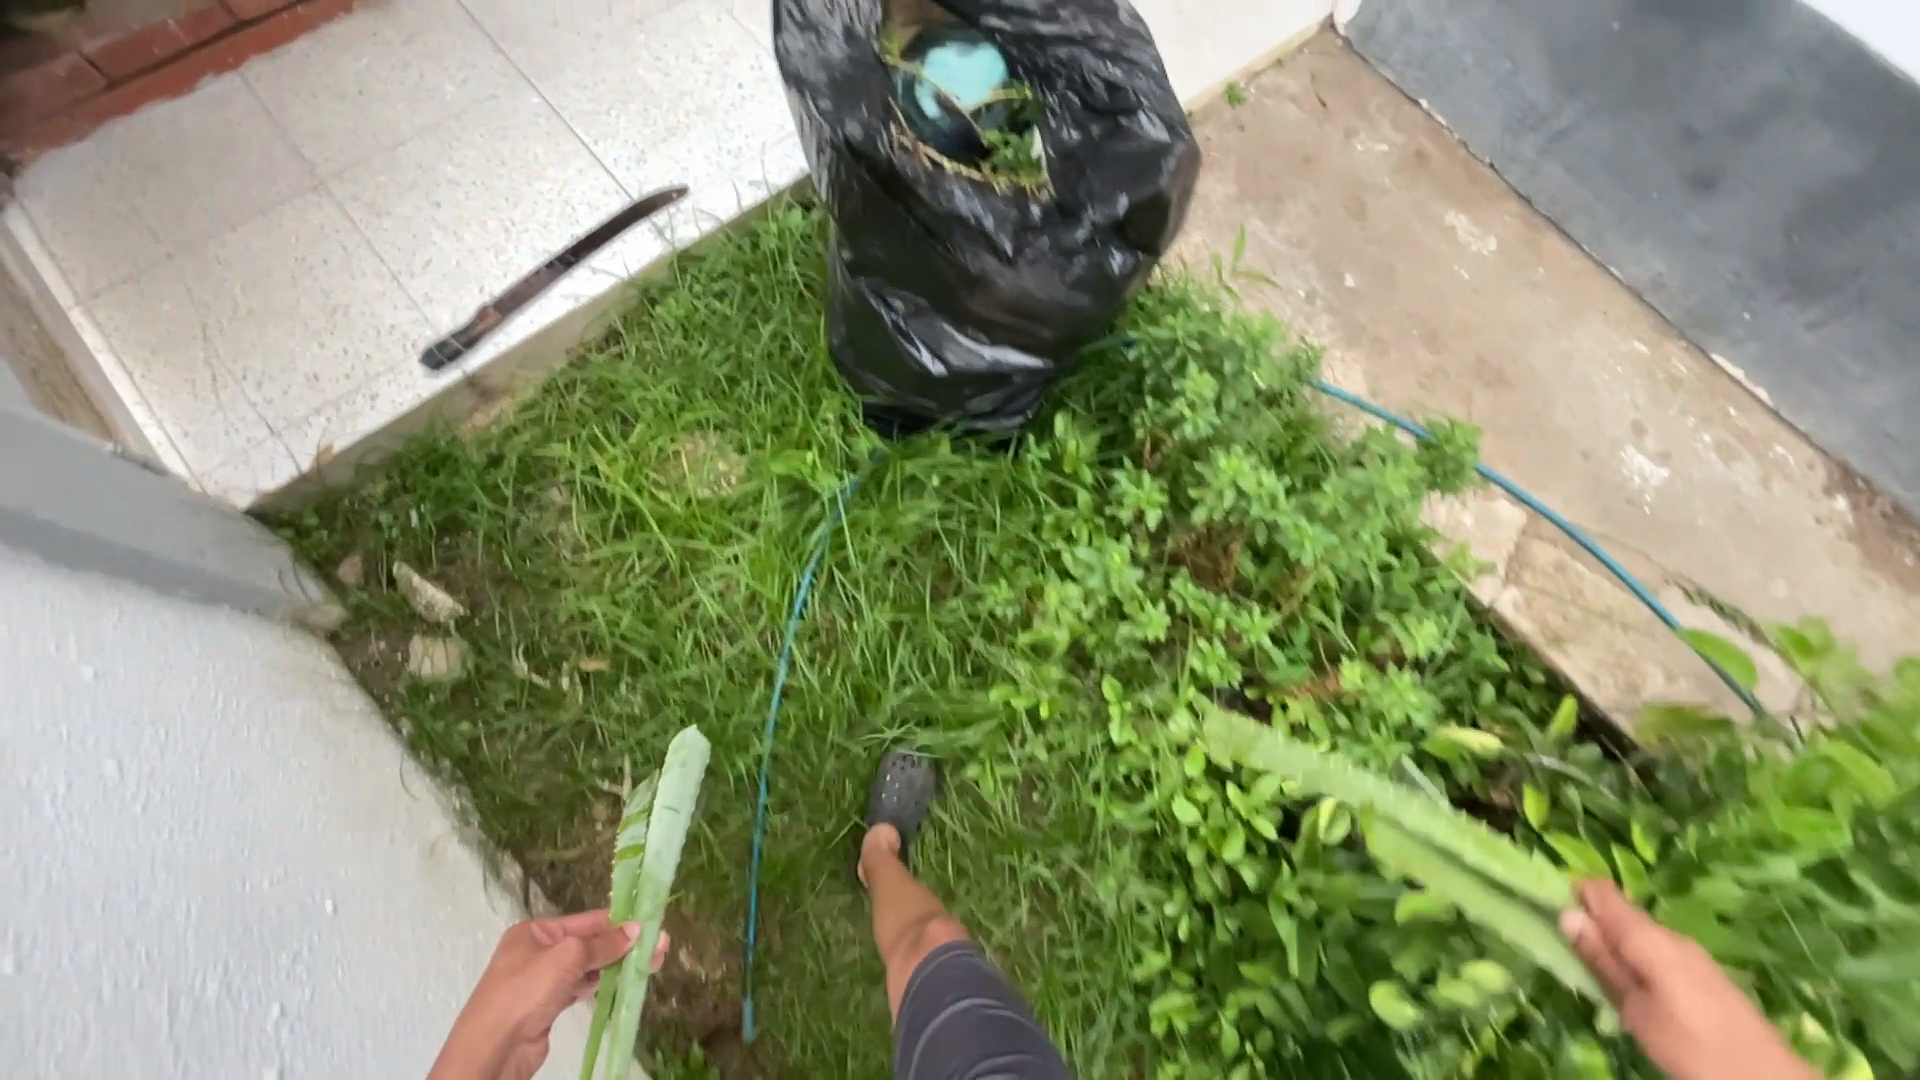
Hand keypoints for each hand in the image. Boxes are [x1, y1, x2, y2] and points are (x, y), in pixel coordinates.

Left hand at [429, 910, 668, 1079]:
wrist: (489, 1056)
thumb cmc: (524, 993)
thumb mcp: (567, 957)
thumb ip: (603, 943)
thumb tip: (637, 929)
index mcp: (534, 932)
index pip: (586, 920)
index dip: (619, 922)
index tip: (652, 925)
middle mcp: (536, 953)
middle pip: (588, 943)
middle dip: (622, 945)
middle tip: (659, 948)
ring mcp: (540, 982)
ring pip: (587, 967)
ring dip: (616, 966)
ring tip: (650, 965)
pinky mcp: (546, 1008)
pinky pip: (580, 989)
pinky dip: (602, 985)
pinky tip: (623, 984)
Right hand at [1561, 880, 1815, 1079]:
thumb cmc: (1694, 1047)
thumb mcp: (1635, 1008)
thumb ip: (1601, 960)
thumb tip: (1566, 913)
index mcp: (1648, 936)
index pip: (1599, 889)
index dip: (1572, 895)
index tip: (1552, 916)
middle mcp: (1671, 935)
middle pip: (1619, 913)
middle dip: (1593, 927)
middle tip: (1575, 958)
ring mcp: (1693, 955)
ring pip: (1639, 935)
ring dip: (1616, 948)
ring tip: (1606, 981)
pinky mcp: (1707, 975)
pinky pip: (1659, 953)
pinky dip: (1640, 962)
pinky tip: (1641, 993)